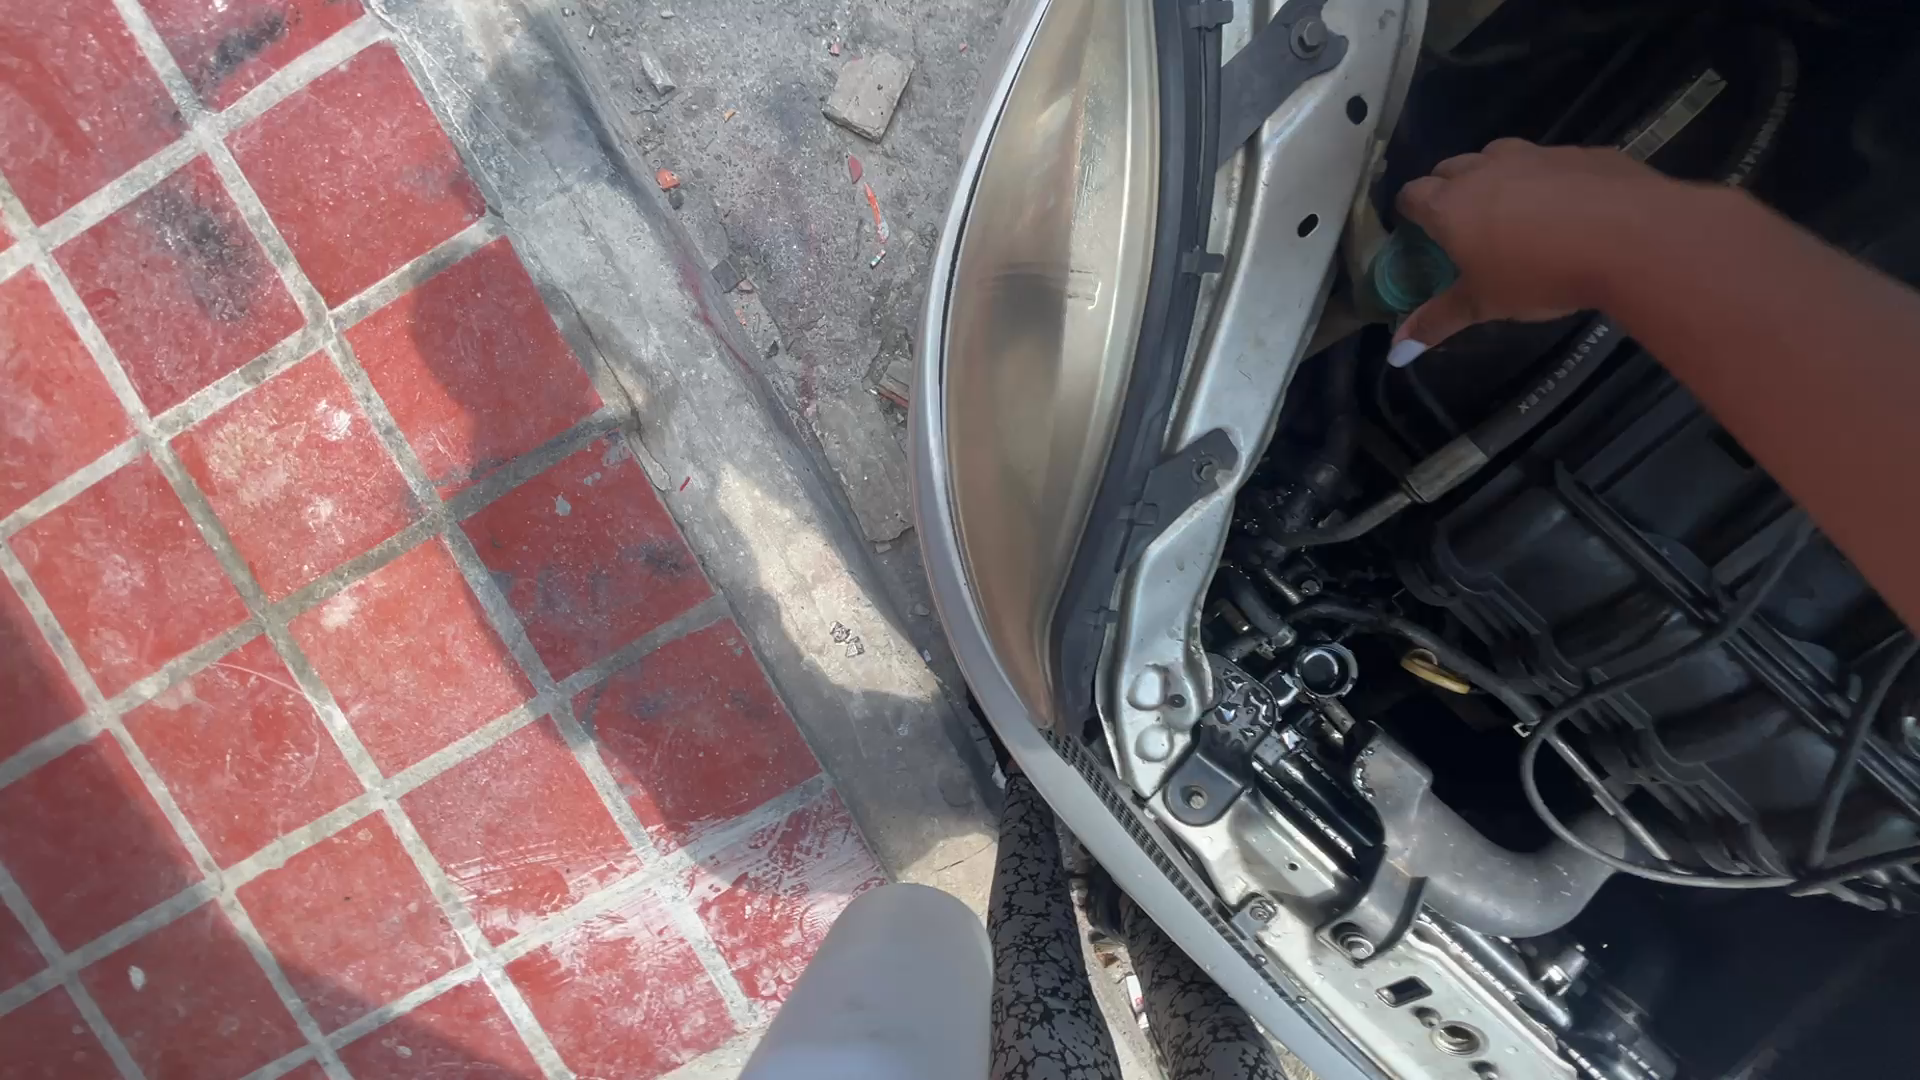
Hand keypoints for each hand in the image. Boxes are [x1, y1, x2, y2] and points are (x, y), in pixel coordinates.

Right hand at [1389, 138, 1696, 364]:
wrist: (1637, 238)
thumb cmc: (1538, 274)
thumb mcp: (1481, 305)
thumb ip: (1435, 323)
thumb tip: (1395, 354)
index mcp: (1451, 205)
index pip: (1412, 193)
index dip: (1408, 209)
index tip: (1414, 227)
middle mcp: (1488, 170)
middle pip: (1450, 166)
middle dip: (1445, 187)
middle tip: (1455, 221)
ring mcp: (1539, 155)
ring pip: (1498, 152)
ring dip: (1490, 173)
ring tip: (1503, 206)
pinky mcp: (1584, 153)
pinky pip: (1549, 159)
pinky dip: (1541, 177)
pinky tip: (1560, 206)